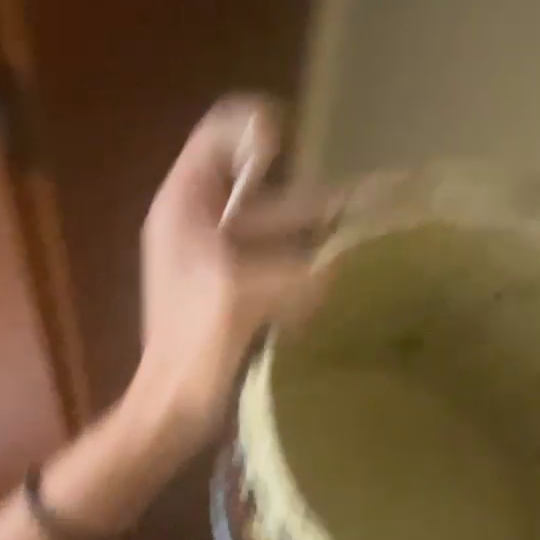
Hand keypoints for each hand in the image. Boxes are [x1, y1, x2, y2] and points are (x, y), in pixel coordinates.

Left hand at [125, 95, 342, 454]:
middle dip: (305, 190)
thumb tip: (336, 271)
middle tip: (362, 195)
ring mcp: (216, 255)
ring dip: (315, 227)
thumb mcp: (242, 296)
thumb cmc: (194, 347)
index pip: (218, 135)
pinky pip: (277, 258)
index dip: (254, 132)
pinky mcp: (234, 288)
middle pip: (256, 181)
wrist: (173, 407)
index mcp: (183, 205)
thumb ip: (296, 271)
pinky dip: (306, 260)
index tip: (285, 159)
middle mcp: (199, 220)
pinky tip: (341, 272)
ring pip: (274, 223)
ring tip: (367, 228)